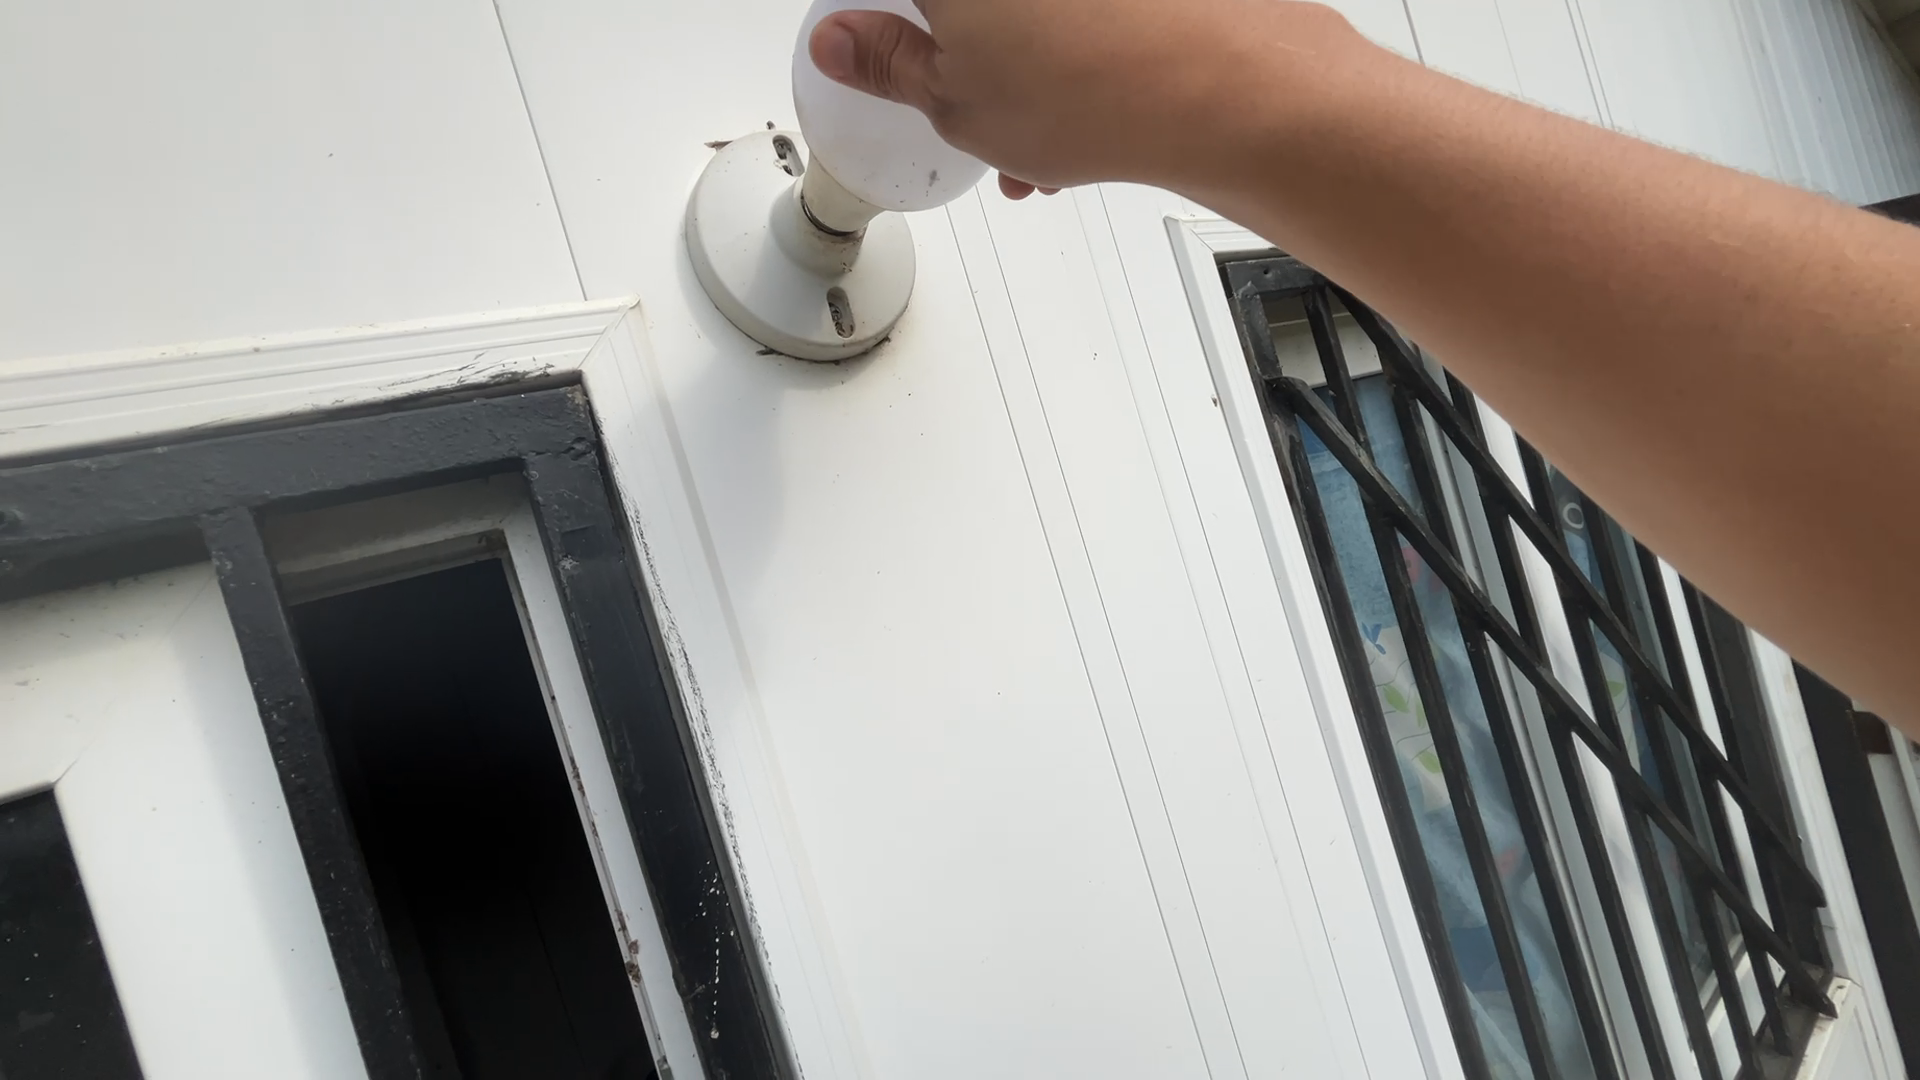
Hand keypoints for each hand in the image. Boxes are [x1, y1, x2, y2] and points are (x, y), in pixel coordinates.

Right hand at [807, 0, 1368, 199]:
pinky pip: (1065, 13)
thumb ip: (887, 65)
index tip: (875, 46)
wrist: (1214, 88)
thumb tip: (841, 42)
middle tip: (959, 95)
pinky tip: (1068, 108)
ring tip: (1027, 137)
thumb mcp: (954, 103)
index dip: (876, 24)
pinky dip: (1056, 45)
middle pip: (962, 9)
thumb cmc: (1089, 92)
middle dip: (951, 44)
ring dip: (1010, 59)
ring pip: (1016, 12)